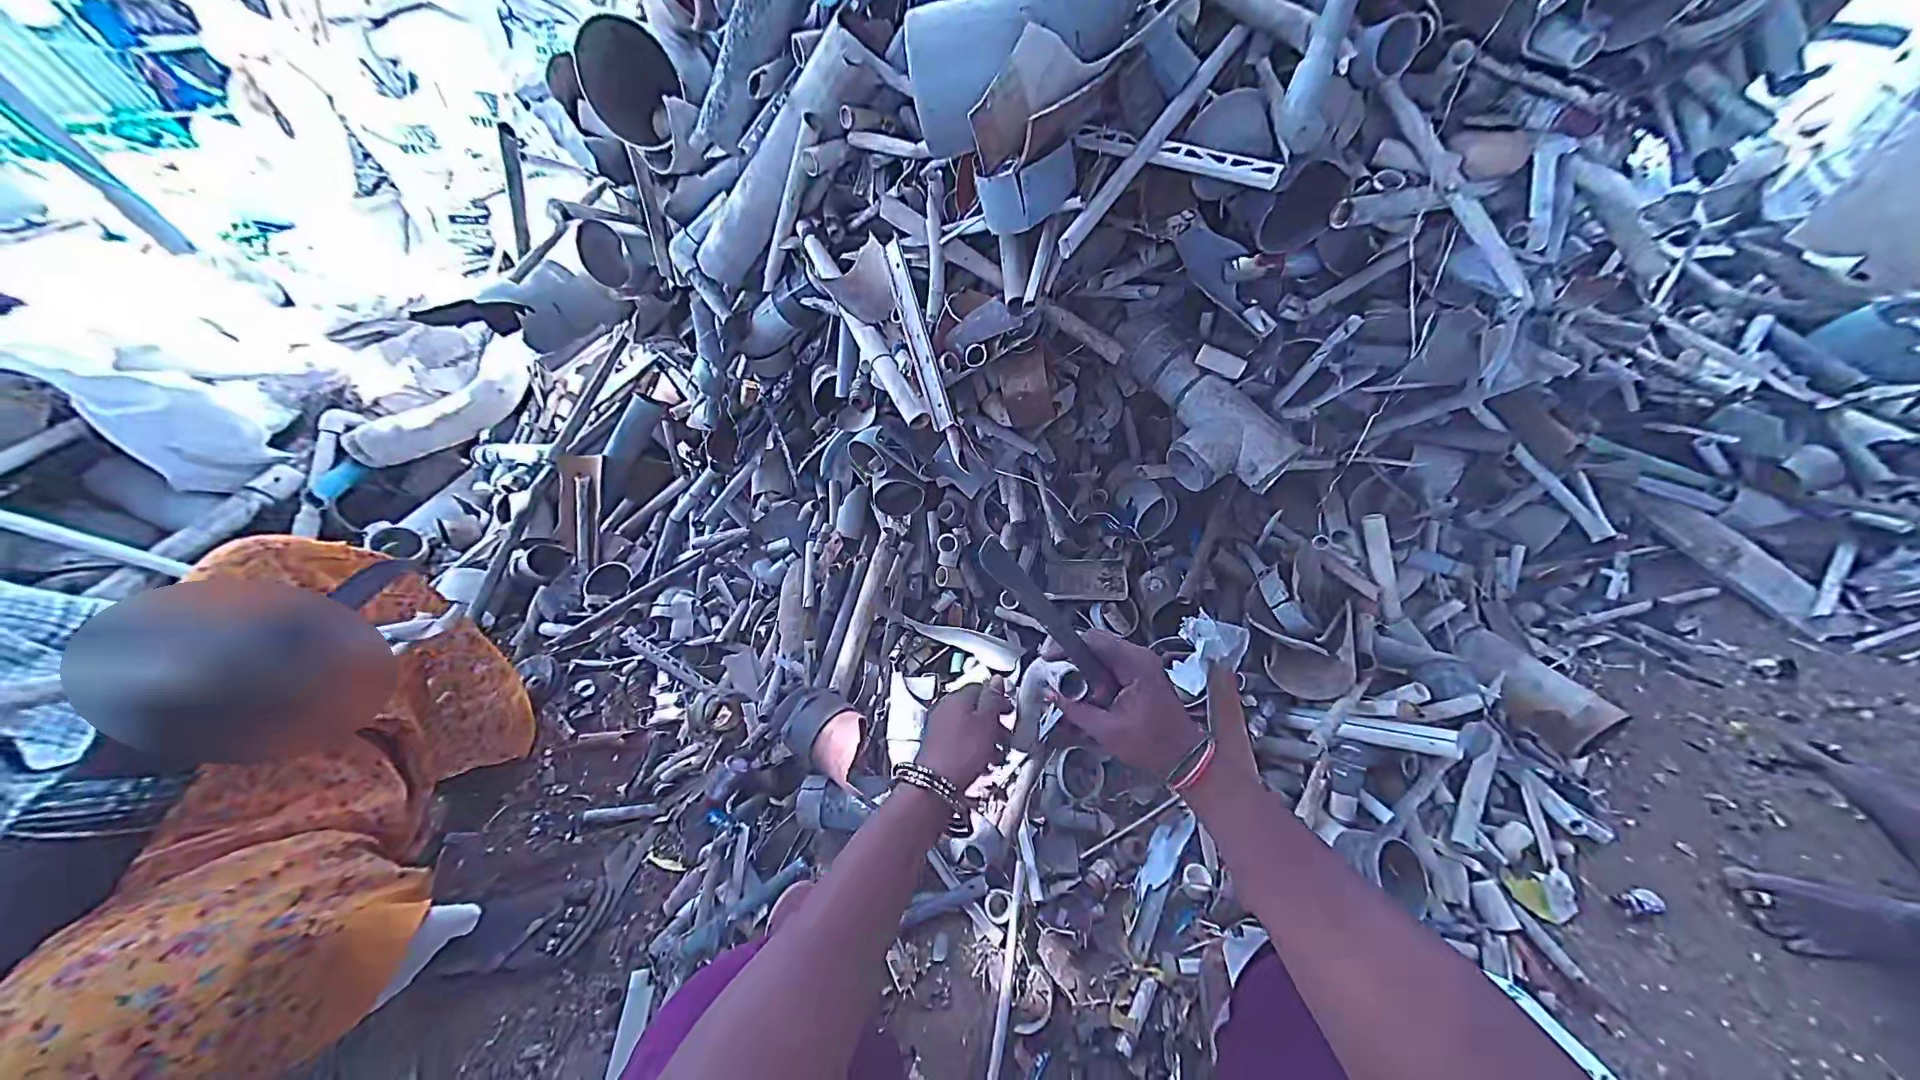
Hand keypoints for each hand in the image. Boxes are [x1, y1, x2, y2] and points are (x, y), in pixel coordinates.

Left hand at [916, 676, 1010, 787]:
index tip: (1009, 709)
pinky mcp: (937, 745)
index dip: (998, 698)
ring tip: (997, 752)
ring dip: (985, 736)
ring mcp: (939, 727)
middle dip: (993, 720)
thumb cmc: (961, 753)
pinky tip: (982, 761)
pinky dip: (973, 748)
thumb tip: (997, 681)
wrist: (937, 784)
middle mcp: (944, 708)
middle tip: (1006, 733)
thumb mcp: (987, 722)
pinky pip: (960, 740)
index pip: (981, 687)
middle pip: (975, 707)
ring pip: (968, 725)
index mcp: (957, 697)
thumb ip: (993, 699)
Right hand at [1051, 632, 1206, 779]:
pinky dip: (1096, 676)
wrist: (1184, 757)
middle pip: (1096, 643)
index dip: (1066, 646)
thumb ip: (1075, 710)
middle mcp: (1140, 657)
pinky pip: (1110, 665)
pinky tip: (1090, 696)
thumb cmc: (1152, 746)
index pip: (1093, 641)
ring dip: (1084, 669)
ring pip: (1101, 654)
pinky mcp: (1140, 673)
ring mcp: (1141, 663)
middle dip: (1073, 659)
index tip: (1048, 657)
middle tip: (1055, 674)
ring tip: (1072, 690)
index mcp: (1135, 664)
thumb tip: (1052, 695)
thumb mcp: (1106, 730)